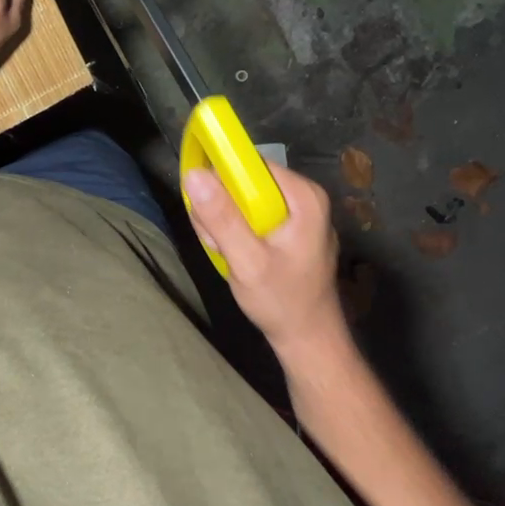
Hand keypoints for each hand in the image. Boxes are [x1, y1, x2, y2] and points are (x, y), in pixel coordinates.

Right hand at [184, 162, 345, 356]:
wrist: (310, 341)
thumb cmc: (282, 301)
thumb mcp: (247, 261)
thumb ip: (221, 218)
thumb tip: (194, 174)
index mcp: (303, 196)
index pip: (249, 164)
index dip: (222, 182)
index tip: (209, 212)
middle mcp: (304, 197)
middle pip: (244, 181)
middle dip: (221, 209)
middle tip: (220, 243)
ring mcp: (299, 213)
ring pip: (243, 199)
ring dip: (225, 224)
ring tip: (229, 255)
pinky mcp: (291, 229)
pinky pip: (252, 214)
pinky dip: (237, 232)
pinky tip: (238, 258)